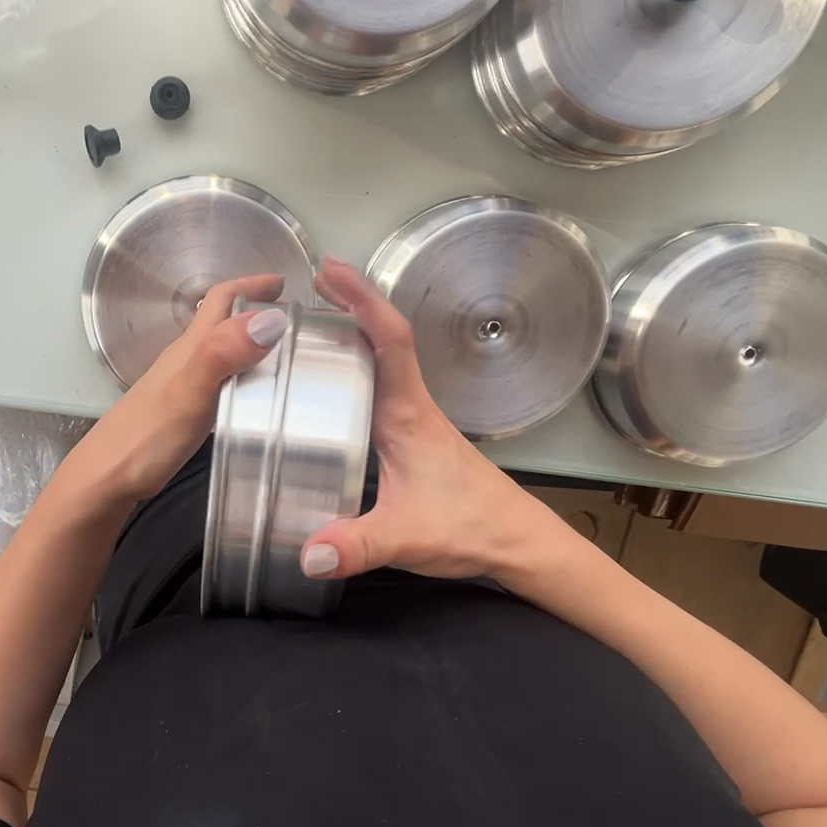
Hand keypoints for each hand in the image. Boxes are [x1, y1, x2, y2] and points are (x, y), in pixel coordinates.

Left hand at [56, 275, 290, 511]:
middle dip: (255, 310)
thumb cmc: (146, 438)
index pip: (221, 300)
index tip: (284, 282)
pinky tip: (252, 397)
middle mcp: (185, 361)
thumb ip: (223, 353)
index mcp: (190, 349)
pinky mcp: (181, 414)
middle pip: (221, 322)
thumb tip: (268, 319)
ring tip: (283, 354)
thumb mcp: (189, 391)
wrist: (107, 480)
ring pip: (219, 352)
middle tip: (291, 318)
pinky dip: (241, 377)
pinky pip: (217, 382)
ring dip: (250, 343)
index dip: (252, 285)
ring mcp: (181, 387)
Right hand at [300, 259, 576, 582]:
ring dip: (357, 332)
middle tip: (315, 281)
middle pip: (384, 339)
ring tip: (317, 319)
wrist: (518, 542)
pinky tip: (336, 383)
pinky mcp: (413, 438)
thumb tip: (308, 554)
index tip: (332, 272)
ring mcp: (415, 421)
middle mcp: (412, 409)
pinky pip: (383, 387)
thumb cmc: (474, 528)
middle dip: (353, 303)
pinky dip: (361, 367)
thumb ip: (357, 546)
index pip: (390, 342)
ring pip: (385, 362)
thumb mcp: (407, 537)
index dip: (363, 301)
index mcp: (408, 417)